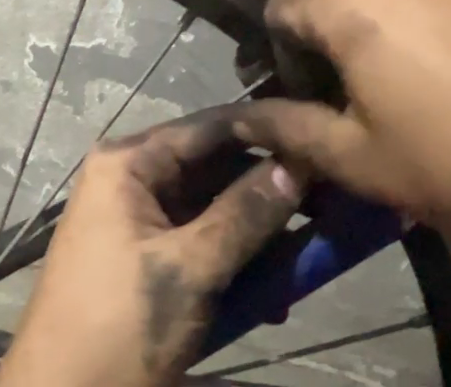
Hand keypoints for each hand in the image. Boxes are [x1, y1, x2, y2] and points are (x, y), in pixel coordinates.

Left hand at [0, 113, 302, 386]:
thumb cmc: (122, 322)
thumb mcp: (190, 269)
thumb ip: (244, 215)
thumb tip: (298, 164)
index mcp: (129, 162)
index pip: (209, 127)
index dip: (267, 130)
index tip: (323, 140)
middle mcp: (132, 177)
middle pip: (215, 169)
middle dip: (269, 196)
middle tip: (329, 214)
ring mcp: (138, 218)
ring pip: (214, 210)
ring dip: (257, 241)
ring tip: (300, 270)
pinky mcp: (148, 256)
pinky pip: (201, 243)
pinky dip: (235, 265)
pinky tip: (268, 303)